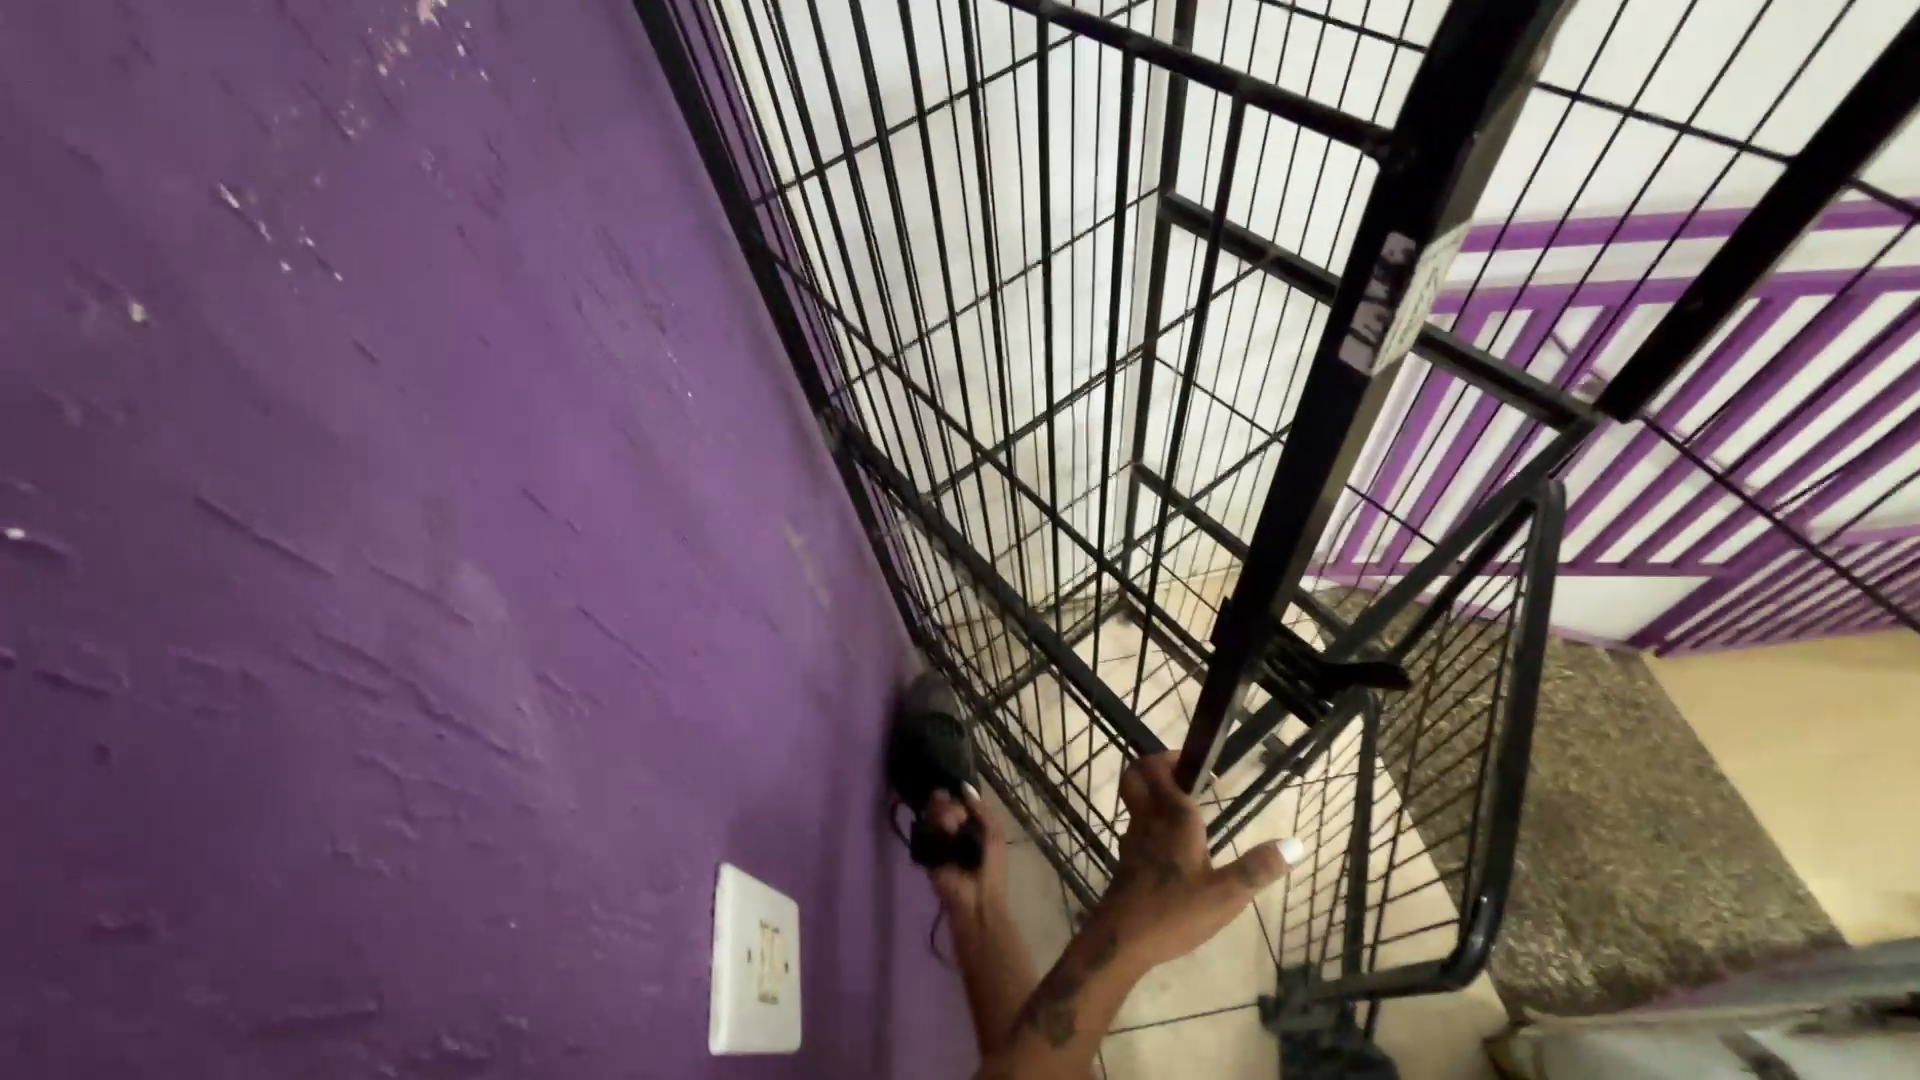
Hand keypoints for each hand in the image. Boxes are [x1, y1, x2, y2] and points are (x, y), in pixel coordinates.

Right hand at [926, 784, 1008, 921]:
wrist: (976, 902)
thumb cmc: (991, 869)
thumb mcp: (994, 834)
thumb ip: (981, 810)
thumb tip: (964, 787)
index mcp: (975, 827)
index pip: (961, 802)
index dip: (956, 795)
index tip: (951, 788)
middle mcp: (957, 832)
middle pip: (945, 806)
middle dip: (947, 806)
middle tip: (954, 817)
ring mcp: (941, 842)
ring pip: (933, 817)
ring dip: (939, 817)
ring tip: (949, 826)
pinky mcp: (927, 853)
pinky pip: (924, 833)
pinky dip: (928, 829)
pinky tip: (938, 831)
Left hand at [1092, 752, 1300, 971]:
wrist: (1122, 940)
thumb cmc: (1175, 912)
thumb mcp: (1226, 895)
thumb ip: (1258, 868)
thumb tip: (1296, 844)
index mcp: (1174, 818)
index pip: (1163, 770)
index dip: (1176, 760)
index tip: (1204, 770)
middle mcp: (1148, 819)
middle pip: (1137, 775)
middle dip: (1155, 765)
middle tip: (1182, 774)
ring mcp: (1133, 839)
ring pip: (1134, 799)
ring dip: (1153, 792)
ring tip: (1185, 807)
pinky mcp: (1127, 859)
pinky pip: (1137, 825)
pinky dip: (1151, 820)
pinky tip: (1173, 845)